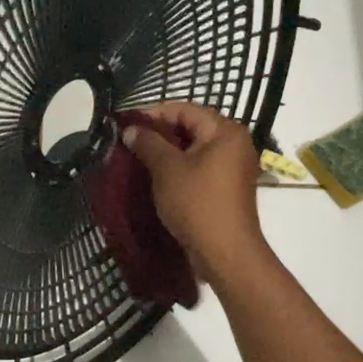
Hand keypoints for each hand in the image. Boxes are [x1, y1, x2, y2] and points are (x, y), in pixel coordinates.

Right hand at [122, 102, 265, 279]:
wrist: (225, 252)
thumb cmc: (197, 204)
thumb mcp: (167, 169)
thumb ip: (148, 143)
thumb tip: (131, 129)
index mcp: (225, 131)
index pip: (185, 109)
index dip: (154, 113)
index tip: (127, 124)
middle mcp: (235, 143)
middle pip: (192, 127)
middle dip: (160, 133)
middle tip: (131, 142)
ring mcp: (234, 167)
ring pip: (195, 149)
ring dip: (168, 152)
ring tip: (140, 159)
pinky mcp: (228, 187)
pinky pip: (201, 167)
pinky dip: (180, 168)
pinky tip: (158, 177)